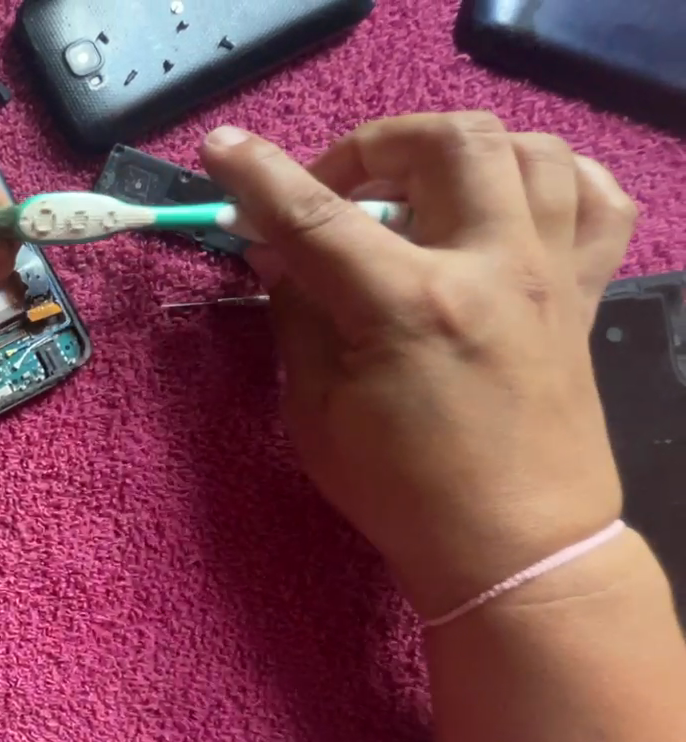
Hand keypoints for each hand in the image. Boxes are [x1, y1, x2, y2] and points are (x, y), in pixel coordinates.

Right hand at [199, 114, 638, 617]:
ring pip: (524, 147)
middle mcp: (491, 268)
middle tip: (325, 191)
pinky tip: (490, 203)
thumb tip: (277, 254)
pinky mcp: (584, 286)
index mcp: (406, 308)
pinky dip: (534, 176)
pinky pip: (587, 191)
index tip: (220, 147)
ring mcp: (551, 270)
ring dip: (448, 152)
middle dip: (368, 146)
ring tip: (401, 194)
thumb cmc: (390, 482)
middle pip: (444, 144)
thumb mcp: (313, 405)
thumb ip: (298, 315)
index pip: (319, 219)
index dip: (260, 176)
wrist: (507, 532)